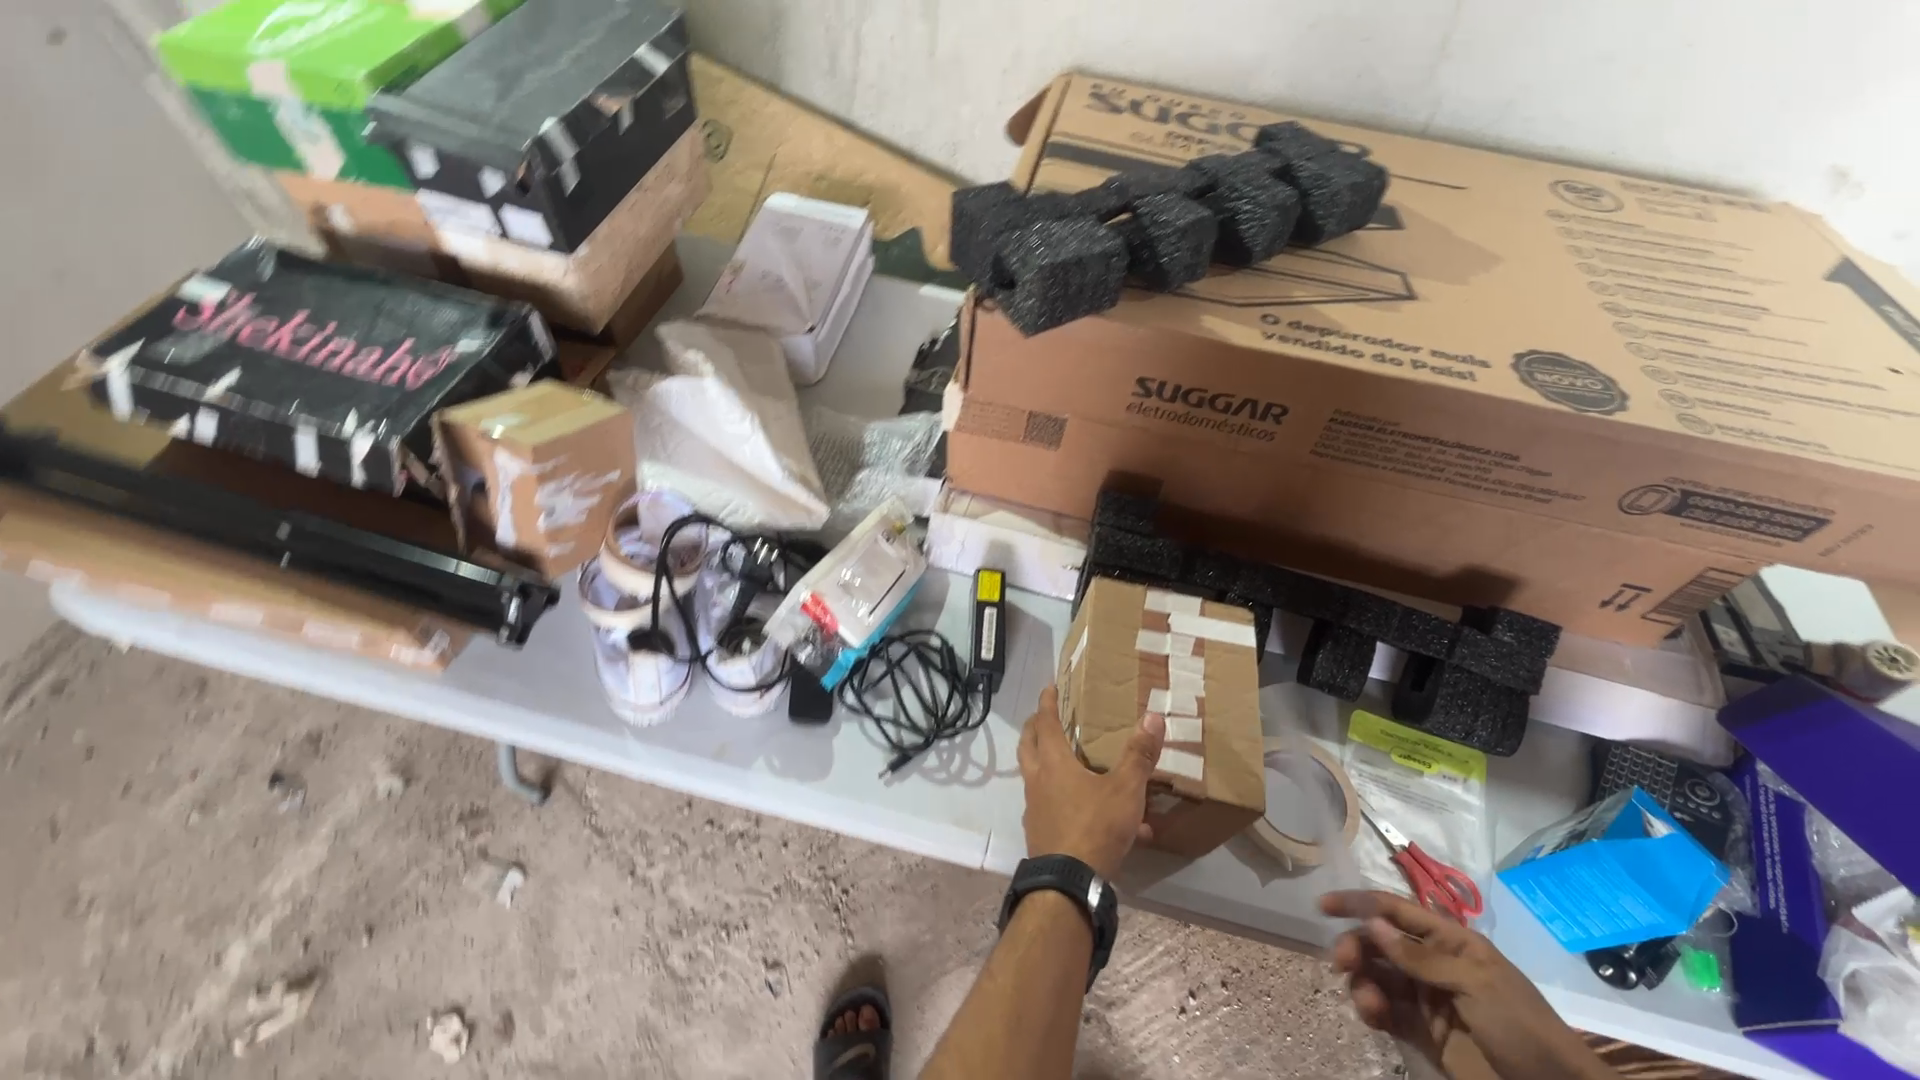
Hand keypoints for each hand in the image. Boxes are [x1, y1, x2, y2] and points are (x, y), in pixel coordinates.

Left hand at [1018, 687, 1165, 878]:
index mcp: (1053, 763)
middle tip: (1045, 718)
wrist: (1068, 882)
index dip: (1047, 703)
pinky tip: (1095, 817)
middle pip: (1028, 746)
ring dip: (1047, 765)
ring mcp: (1035, 808)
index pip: (1045, 723)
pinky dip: (1066, 802)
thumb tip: (1153, 717)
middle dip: (1035, 729)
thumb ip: (1139, 755)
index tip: (1048, 688)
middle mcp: (1037, 781)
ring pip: (1036, 777)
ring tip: (1071, 764)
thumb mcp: (1125, 790)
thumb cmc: (1094, 826)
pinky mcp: (1040, 833)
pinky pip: (1051, 808)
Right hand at [1319, 891, 1613, 1079]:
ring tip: (1368, 1004)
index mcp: (1450, 941)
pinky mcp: (1421, 1031)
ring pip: (1376, 976)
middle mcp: (1432, 963)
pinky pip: (1383, 1011)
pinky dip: (1371, 1009)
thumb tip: (1372, 923)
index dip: (1359, 903)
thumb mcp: (1475, 983)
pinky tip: (1373, 1016)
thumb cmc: (1521, 1025)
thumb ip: (1420, 956)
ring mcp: (1424, 997)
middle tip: (1341, 963)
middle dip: (1355, 947)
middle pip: (1378, 943)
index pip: (1396, 911)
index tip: (1323, 905)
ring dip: (1362, 983)